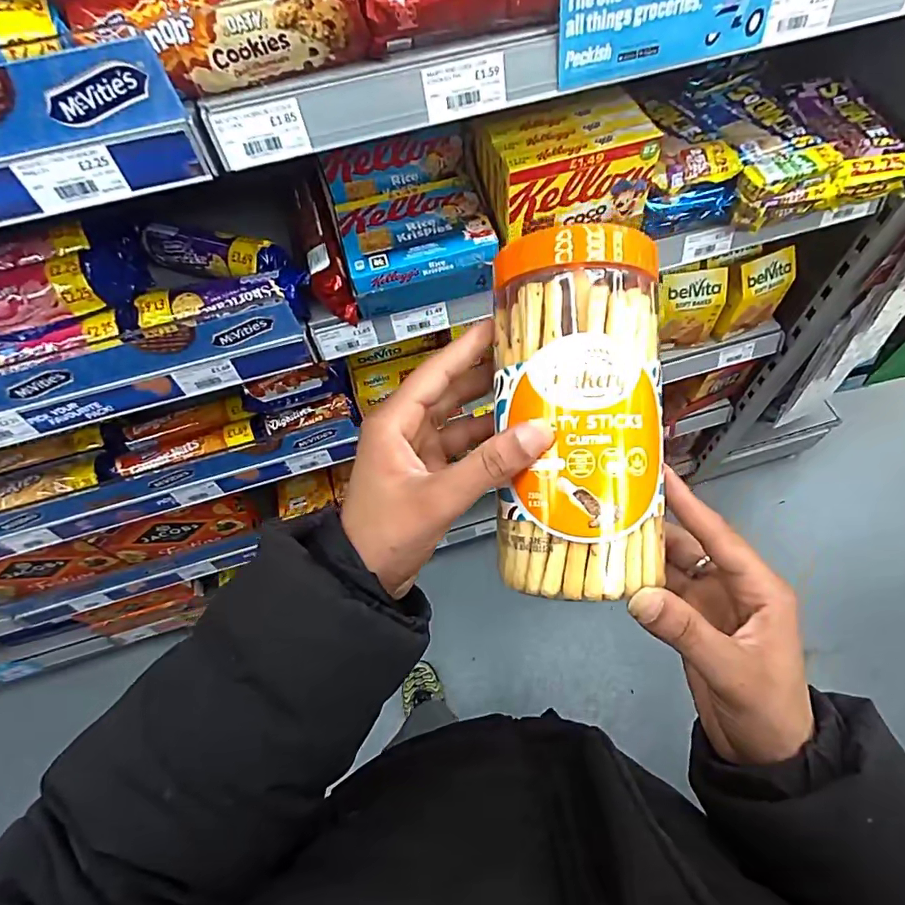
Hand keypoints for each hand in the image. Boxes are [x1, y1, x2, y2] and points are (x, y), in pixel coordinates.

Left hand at [341, 320, 553, 597]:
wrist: (363, 578)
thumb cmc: (387, 533)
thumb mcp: (439, 496)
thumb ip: (489, 465)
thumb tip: (541, 431)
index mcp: (395, 422)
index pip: (437, 372)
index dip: (468, 347)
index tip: (500, 326)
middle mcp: (406, 430)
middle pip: (452, 394)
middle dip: (489, 379)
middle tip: (532, 362)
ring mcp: (418, 454)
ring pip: (462, 425)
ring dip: (494, 417)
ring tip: (537, 402)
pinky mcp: (430, 477)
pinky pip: (465, 454)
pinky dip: (489, 451)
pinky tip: (522, 447)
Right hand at [625, 469, 812, 764]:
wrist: (765, 752)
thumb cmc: (768, 708)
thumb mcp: (730, 669)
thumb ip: (684, 631)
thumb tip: (638, 596)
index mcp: (759, 589)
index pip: (720, 538)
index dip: (692, 506)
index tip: (665, 476)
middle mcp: (733, 589)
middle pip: (692, 547)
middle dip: (658, 526)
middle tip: (621, 502)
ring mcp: (710, 606)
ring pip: (673, 568)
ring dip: (645, 554)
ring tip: (609, 532)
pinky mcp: (692, 624)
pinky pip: (663, 594)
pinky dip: (641, 584)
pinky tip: (617, 572)